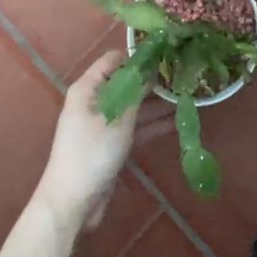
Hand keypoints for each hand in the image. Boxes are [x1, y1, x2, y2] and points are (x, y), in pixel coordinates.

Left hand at [35, 52, 171, 228]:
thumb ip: (135, 93)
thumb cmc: (92, 152)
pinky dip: (150, 125)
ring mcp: (102, 123)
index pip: (112, 60)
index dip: (137, 56)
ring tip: (184, 97)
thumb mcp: (118, 120)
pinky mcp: (110, 143)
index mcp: (87, 88)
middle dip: (150, 81)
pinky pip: (133, 127)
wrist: (72, 201)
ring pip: (132, 106)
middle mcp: (93, 101)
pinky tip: (175, 122)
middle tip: (181, 76)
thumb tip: (151, 69)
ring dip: (154, 104)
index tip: (164, 55)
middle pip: (125, 83)